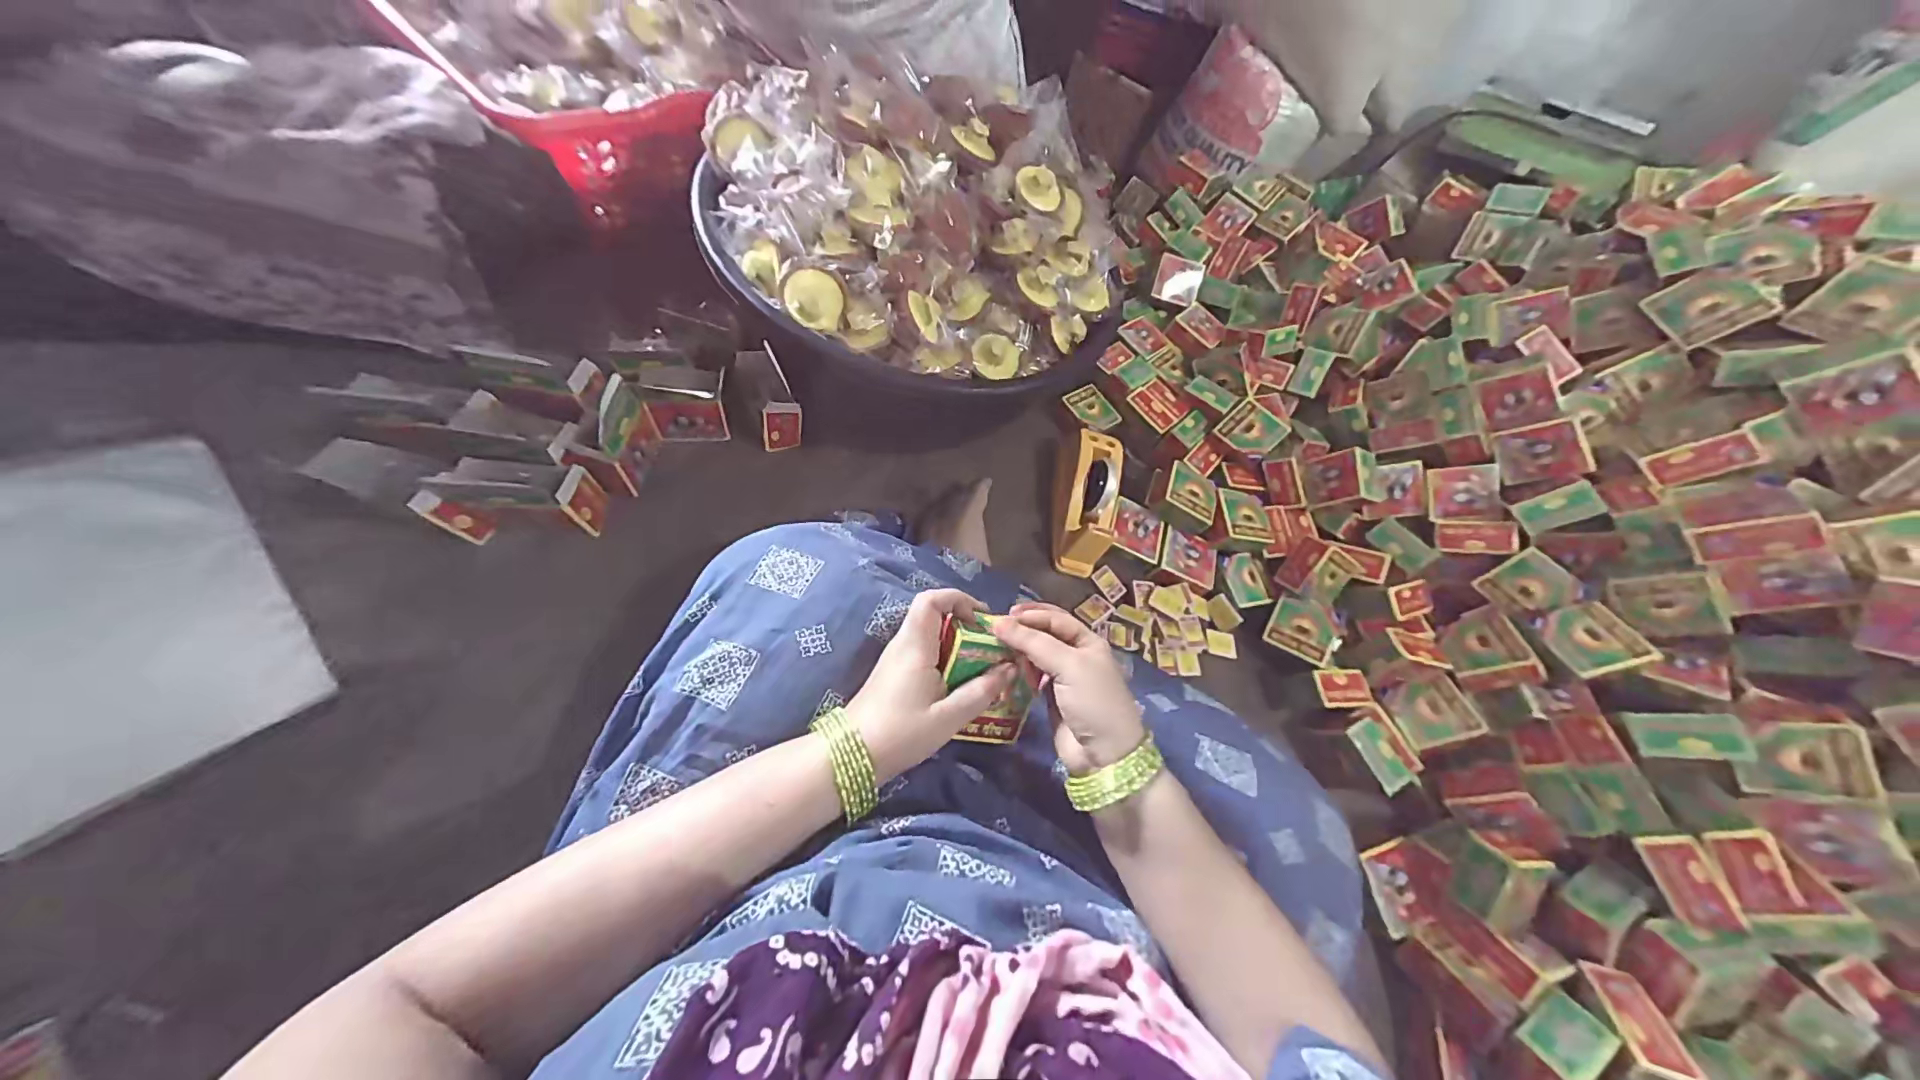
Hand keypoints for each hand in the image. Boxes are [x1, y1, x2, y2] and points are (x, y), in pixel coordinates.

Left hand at [843, 589, 1014, 781]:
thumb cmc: (901, 733)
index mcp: (915, 645)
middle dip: (964, 623)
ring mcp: (895, 658)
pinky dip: (944, 657)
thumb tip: (1009, 669)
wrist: (851, 755)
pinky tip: (958, 682)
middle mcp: (903, 644)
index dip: (959, 599)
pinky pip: (922, 651)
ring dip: (956, 642)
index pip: (932, 600)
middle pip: (933, 614)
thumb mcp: (948, 717)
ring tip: (980, 665)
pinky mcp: (893, 674)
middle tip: (989, 645)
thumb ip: (981, 691)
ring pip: (928, 634)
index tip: (983, 620)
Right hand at [992, 603, 1146, 772]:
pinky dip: (1020, 671)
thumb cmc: (1092, 701)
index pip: (1056, 619)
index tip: (1003, 616)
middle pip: (1046, 634)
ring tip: (999, 650)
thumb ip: (1034, 642)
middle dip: (1023, 630)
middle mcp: (1077, 655)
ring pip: (1037, 655)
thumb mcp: (1068, 665)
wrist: (1104, 755)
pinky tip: (1007, 671)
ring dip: (1019, 651)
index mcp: (1088, 642)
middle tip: (996, 630)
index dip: (1031, 615)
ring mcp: (1064, 678)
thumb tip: (998, 623)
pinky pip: (1033, 676)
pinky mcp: (1052, 698)